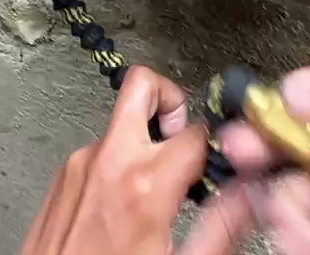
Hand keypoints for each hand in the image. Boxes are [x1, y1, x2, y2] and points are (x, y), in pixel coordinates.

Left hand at [19, 66, 254, 254]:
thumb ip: (219, 227)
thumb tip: (245, 197)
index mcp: (144, 184)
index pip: (196, 132)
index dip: (215, 144)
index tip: (219, 160)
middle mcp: (108, 160)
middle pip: (142, 84)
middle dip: (170, 101)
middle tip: (180, 137)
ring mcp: (80, 161)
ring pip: (122, 121)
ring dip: (143, 142)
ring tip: (155, 187)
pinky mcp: (64, 172)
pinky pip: (101, 150)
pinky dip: (120, 164)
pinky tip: (126, 203)